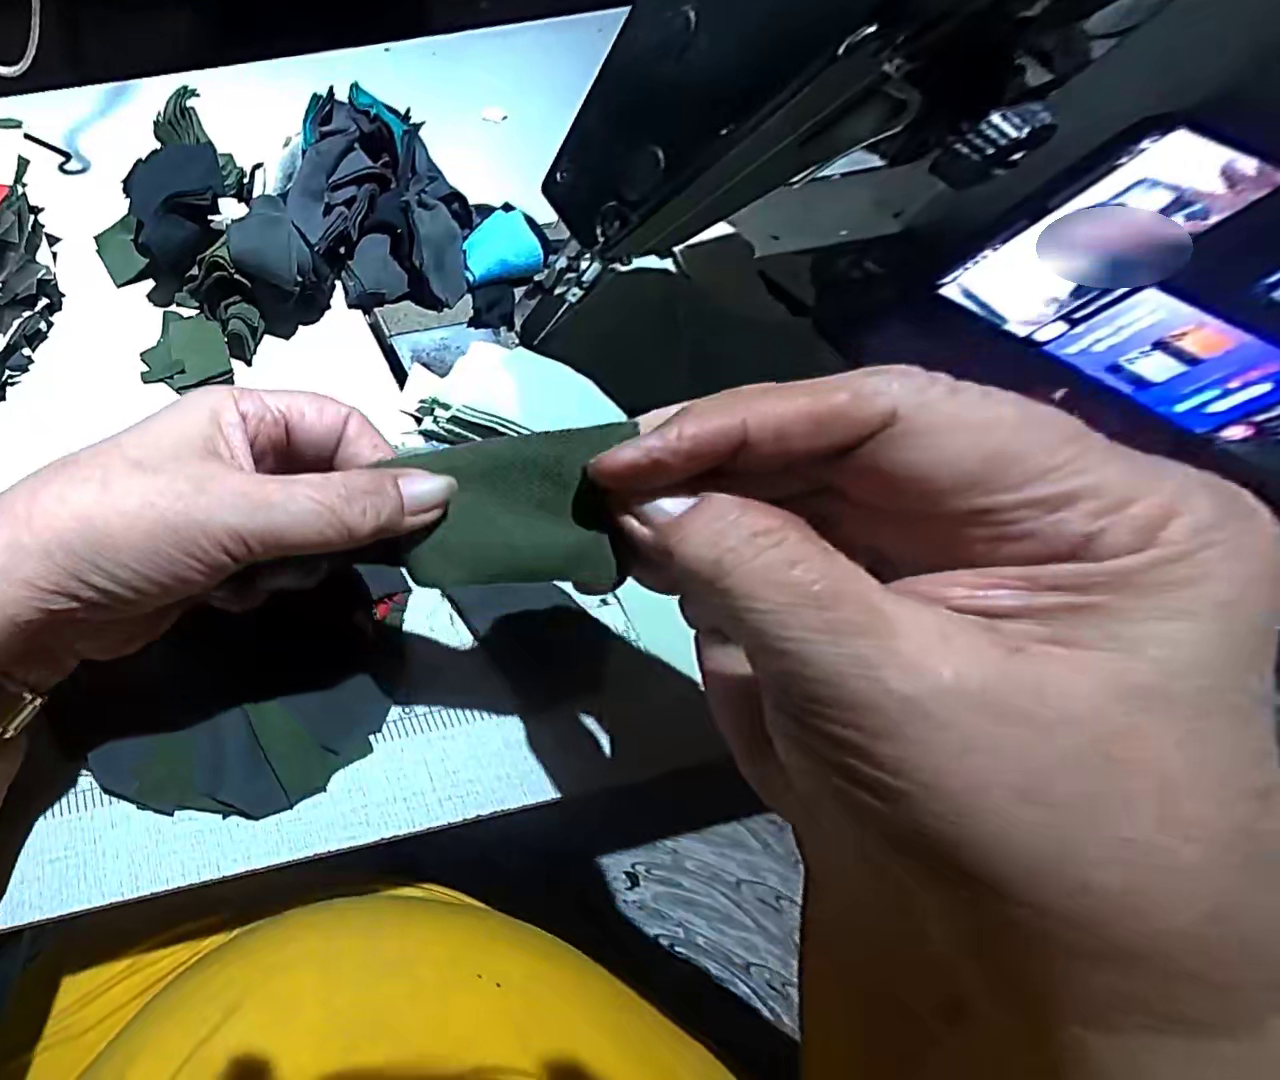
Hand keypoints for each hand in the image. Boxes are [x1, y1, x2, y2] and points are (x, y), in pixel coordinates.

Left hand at [0, 388, 453, 690]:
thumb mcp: (243, 512)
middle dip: (334, 530)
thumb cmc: (133, 528)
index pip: (344, 428)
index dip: (379, 473)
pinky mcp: (212, 560)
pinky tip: (227, 600)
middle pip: (328, 485)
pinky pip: (271, 568)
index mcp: (245, 416)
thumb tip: (446, 491)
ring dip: (295, 565)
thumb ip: (344, 508)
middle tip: (324, 564)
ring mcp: (225, 511)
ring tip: (256, 581)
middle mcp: (240, 456)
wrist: (28, 601)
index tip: (405, 525)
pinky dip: (264, 587)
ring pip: (304, 535)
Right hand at [589, 367, 1279, 1032]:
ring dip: (686, 501)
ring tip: (612, 518)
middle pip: (822, 443)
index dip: (745, 421)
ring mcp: (910, 550)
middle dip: (703, 460)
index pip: (890, 413)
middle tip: (604, 479)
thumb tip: (638, 500)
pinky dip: (689, 544)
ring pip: (774, 487)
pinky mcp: (840, 594)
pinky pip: (753, 543)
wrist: (996, 950)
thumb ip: (752, 568)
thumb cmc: (998, 820)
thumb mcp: (877, 681)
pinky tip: (646, 554)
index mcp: (1085, 505)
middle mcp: (996, 506)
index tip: (630, 455)